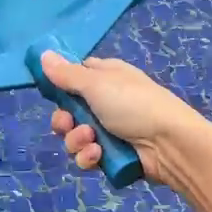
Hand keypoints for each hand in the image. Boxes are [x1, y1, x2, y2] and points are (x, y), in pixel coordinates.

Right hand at [40, 52, 211, 190]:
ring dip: (77, 142)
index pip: (74, 78)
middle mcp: (105, 103)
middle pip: (68, 114)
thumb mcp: (97, 84)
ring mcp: (108, 131)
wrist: (168, 143)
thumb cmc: (134, 104)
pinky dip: (89, 158)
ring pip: (74, 139)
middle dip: (64, 122)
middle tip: (70, 123)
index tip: (52, 94)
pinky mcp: (111, 157)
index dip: (60, 88)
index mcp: (104, 78)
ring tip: (92, 141)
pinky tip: (99, 156)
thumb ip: (67, 74)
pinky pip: (87, 158)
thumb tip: (43, 54)